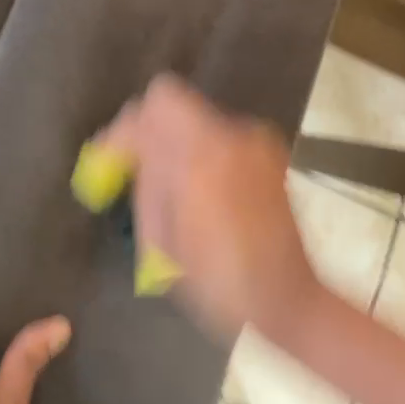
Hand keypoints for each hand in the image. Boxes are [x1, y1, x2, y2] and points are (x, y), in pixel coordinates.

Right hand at [92, 73, 320, 339]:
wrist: (291, 300)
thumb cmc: (221, 284)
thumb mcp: (164, 244)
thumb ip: (147, 186)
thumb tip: (133, 155)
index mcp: (203, 156)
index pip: (157, 103)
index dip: (130, 126)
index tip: (114, 156)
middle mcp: (232, 136)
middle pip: (175, 107)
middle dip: (151, 135)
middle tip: (135, 171)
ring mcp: (256, 142)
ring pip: (197, 123)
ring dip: (177, 147)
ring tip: (174, 193)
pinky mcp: (271, 154)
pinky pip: (221, 140)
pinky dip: (204, 157)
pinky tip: (205, 196)